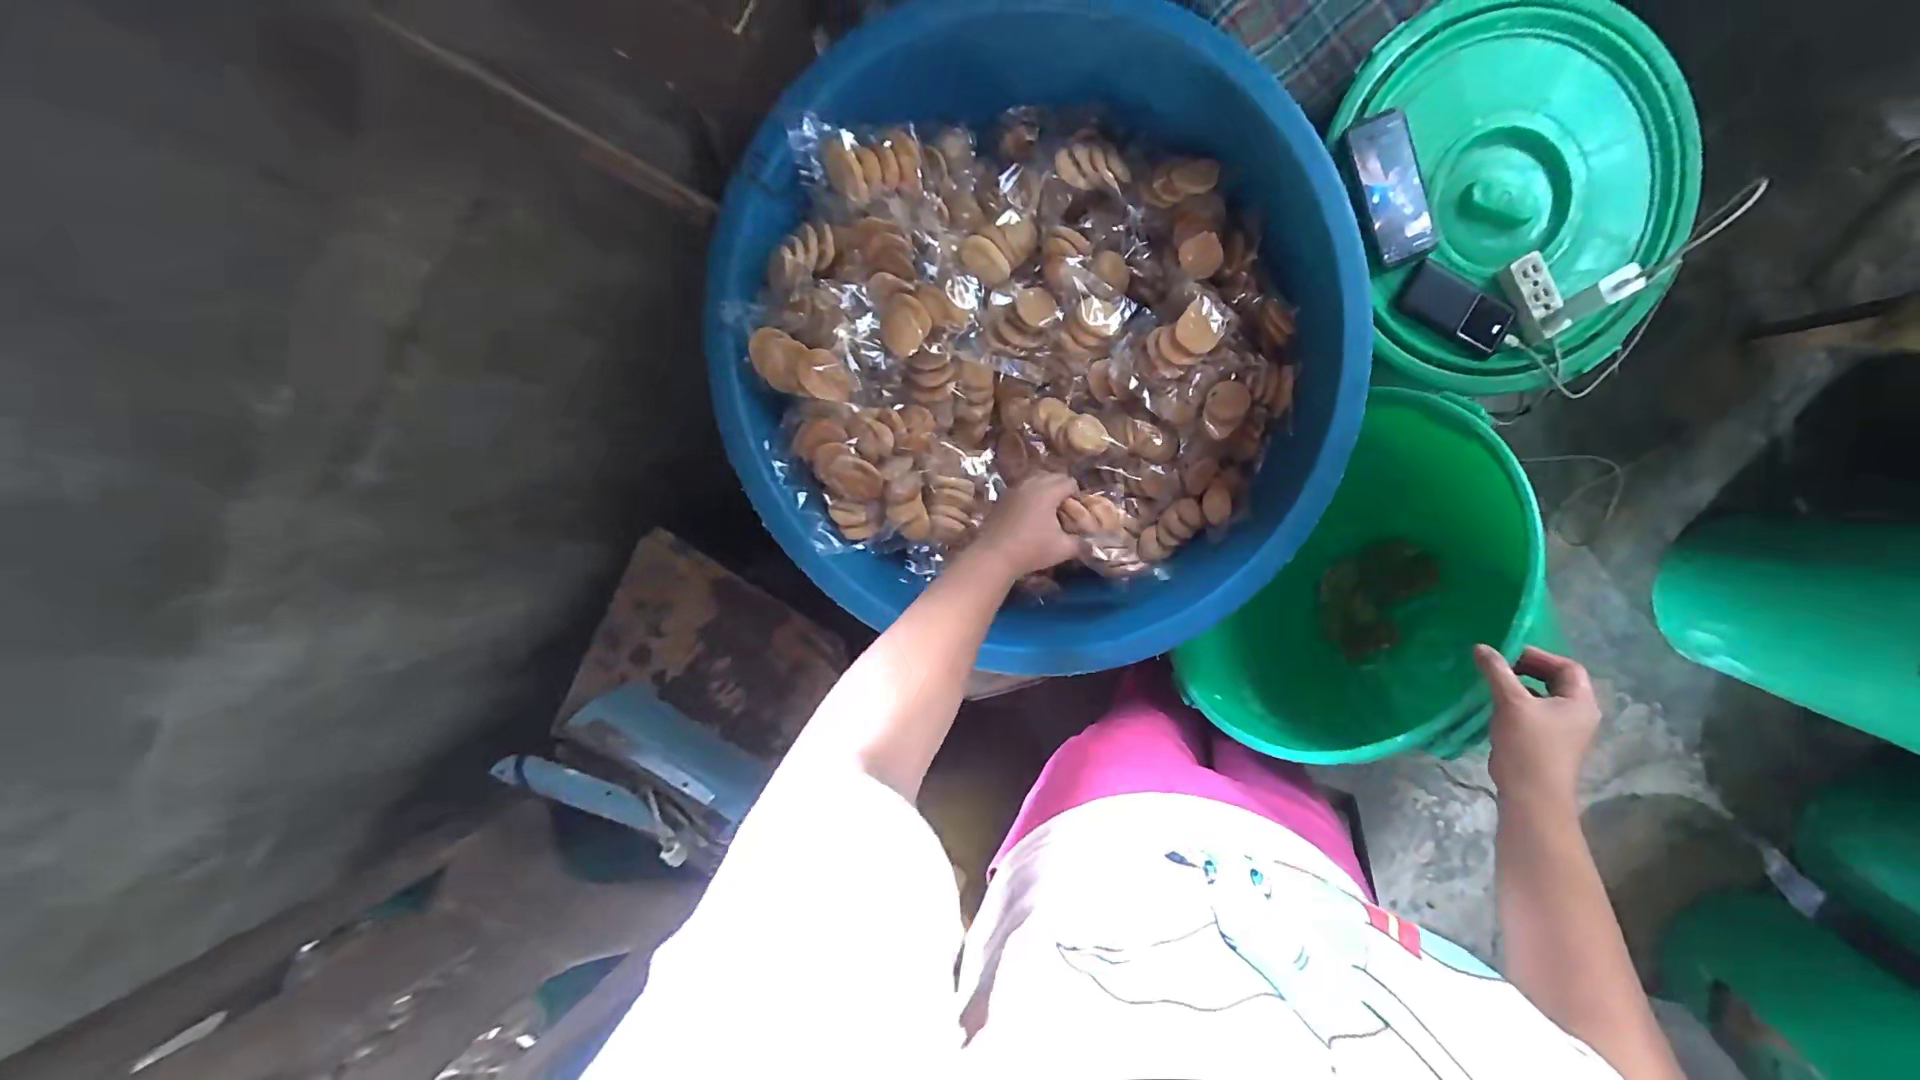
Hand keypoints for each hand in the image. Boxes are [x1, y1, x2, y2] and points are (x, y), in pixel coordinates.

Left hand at [968, 472, 1080, 579]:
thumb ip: (1081, 543)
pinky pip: (1021, 490)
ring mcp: (1013, 490)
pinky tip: (1029, 516)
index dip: (1077, 495)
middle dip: (1062, 489)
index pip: (1069, 482)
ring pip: (1035, 481)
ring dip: (1045, 491)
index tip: (1076, 512)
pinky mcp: (1001, 499)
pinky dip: (1029, 497)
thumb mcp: (1063, 549)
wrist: (993, 556)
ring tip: (1047, 512)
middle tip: (1064, 510)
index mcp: (1047, 491)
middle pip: (1052, 476)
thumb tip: (1092, 544)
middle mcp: (1030, 484)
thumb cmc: (1031, 550)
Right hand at [1473, 645, 1599, 811]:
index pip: (1568, 667)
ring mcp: (1565, 728)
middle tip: (1497, 666)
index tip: (1507, 654)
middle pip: (1557, 680)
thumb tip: (1481, 647)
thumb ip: (1497, 672)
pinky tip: (1496, 705)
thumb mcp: (1511, 702)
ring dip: (1520, 685)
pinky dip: (1517, 702)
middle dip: (1527, 669)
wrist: (1532, 792)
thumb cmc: (1529, 744)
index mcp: (1581, 702)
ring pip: (1544, 696)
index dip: (1539, 656)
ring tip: (1492, 683)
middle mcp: (1579, 713)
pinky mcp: (1549, 739)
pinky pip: (1535, 711)